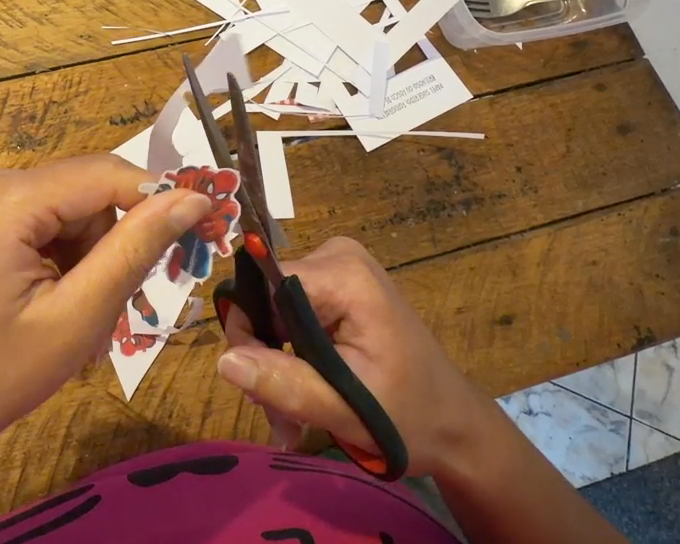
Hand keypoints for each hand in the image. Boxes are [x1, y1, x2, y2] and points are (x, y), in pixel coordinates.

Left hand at [0, 155, 211, 502]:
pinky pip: (23, 211)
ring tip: (67, 312)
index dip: (158, 198)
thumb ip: (134, 250)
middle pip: (77, 189)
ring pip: (54, 202)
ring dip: (78, 249)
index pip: (104, 174)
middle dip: (107, 240)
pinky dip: (46, 247)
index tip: (199, 231)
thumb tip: (192, 198)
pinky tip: (37, 296)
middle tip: (111, 306)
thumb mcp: (74, 321)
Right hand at [215, 236, 489, 478]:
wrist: (455, 423)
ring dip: (275, 364)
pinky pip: (290, 309)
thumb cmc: (410, 417)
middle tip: (281, 419)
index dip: (250, 336)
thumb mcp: (344, 409)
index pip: (262, 288)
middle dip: (264, 360)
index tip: (259, 390)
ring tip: (293, 417)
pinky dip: (290, 353)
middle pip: (266, 300)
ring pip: (273, 309)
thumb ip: (284, 383)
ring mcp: (337, 265)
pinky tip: (303, 391)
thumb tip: (224, 360)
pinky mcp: (336, 281)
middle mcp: (336, 255)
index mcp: (342, 275)